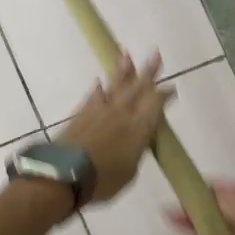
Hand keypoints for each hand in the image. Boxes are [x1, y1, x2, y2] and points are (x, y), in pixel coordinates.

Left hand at [56, 52, 173, 203]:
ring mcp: (98, 112)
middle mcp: (121, 114)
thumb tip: (132, 141)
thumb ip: (134, 151)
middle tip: (155, 53)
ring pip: (113, 86)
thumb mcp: (129, 172)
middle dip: (147, 71)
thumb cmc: (102, 181)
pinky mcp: (79, 115)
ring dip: (122, 71)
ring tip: (126, 55)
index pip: (155, 104)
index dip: (164, 95)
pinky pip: (92, 97)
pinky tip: (98, 82)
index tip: (171, 87)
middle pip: (137, 88)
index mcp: (139, 128)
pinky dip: (96, 89)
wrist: (63, 175)